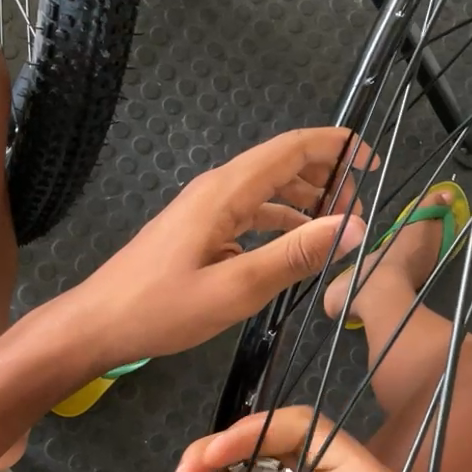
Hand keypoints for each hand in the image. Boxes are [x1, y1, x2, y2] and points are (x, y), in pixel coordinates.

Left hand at [58, 128, 372, 369]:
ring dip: (306, 201)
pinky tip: (296, 246)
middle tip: (359, 214)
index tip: (373, 161)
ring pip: (268, 189)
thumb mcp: (236, 287)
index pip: (292, 148)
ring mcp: (206, 208)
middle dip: (328, 178)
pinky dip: (282, 221)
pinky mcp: (200, 228)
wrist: (98, 323)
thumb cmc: (162, 307)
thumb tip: (352, 227)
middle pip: (283, 164)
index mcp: (227, 191)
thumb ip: (295, 255)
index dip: (337, 147)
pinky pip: (252, 211)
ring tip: (337, 230)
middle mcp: (218, 188)